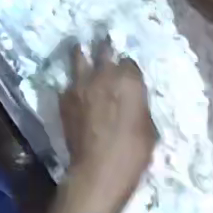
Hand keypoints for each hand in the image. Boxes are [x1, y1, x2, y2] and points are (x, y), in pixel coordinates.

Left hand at [58, 42, 154, 212]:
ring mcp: (80, 84)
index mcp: (129, 80)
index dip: (128, 67)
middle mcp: (104, 75)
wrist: (97, 170)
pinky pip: (68, 82)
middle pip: (103, 50)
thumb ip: (138, 104)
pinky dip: (72, 83)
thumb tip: (132, 99)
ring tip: (80, 47)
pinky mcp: (64, 97)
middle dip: (105, 47)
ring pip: (78, 57)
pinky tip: (73, 87)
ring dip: (81, 52)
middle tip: (104, 43)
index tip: (127, 72)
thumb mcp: (148, 127)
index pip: (128, 61)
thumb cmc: (133, 152)